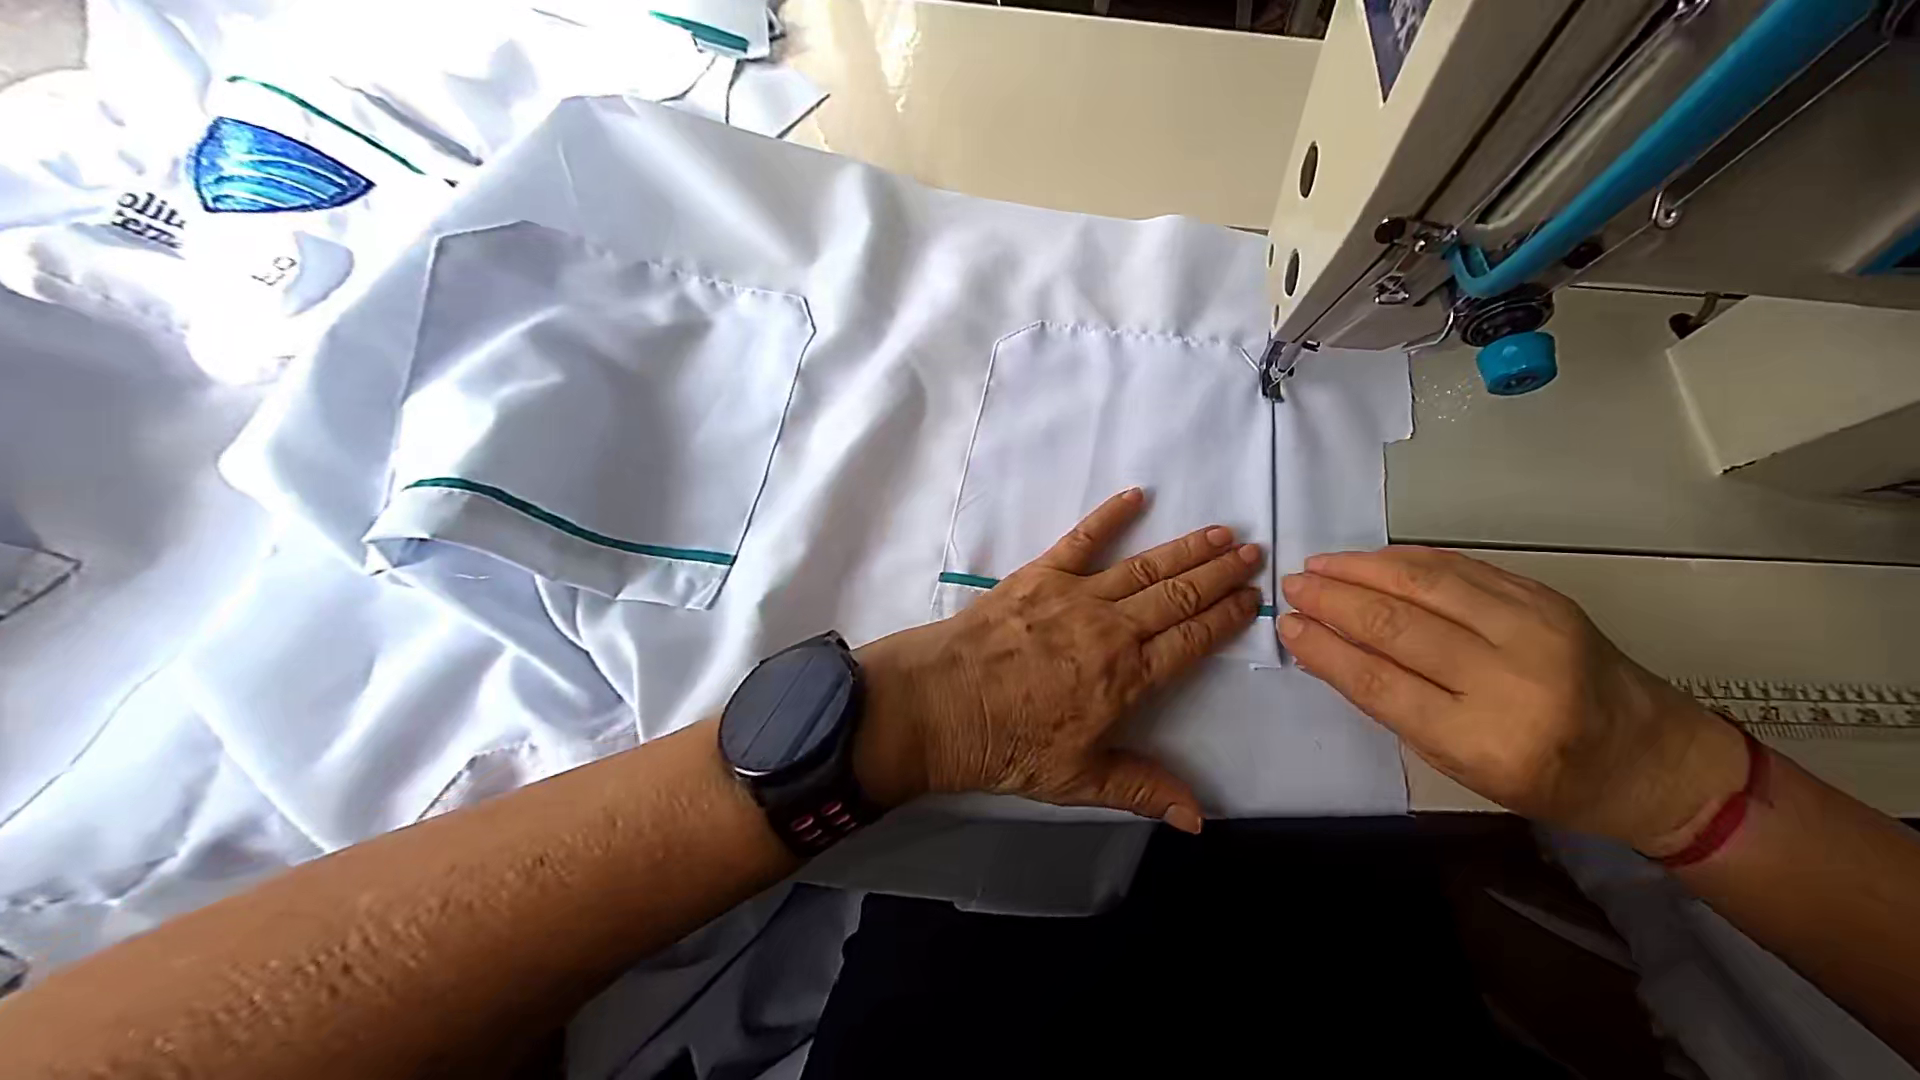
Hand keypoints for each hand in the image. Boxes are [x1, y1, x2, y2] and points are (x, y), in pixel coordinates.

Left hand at [851, 488, 1263, 832]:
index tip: (1252, 600)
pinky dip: (1109, 516)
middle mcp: (1111, 630)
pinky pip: (1082, 539)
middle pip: (1179, 597)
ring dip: (1186, 549)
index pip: (1192, 641)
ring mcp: (1074, 597)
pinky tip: (1136, 496)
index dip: (1227, 619)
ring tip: (1220, 534)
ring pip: (1144, 567)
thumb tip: (1201, 820)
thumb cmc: (1006, 745)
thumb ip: (1143, 789)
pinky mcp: (1038, 575)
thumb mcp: (1078, 780)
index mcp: (1127, 679)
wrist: (939, 705)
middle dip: (1220, 575)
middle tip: (1253, 554)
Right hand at [1278, 546, 1747, 854]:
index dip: (1323, 647)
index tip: (1287, 625)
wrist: (1653, 759)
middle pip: (1396, 625)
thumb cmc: (1540, 777)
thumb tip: (1324, 645)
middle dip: (1333, 600)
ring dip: (1360, 570)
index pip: (1378, 681)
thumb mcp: (1452, 758)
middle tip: (1293, 587)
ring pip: (1425, 585)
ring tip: (1318, 566)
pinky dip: (1404, 560)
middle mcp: (1513, 681)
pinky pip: (1460, 568)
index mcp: (1484, 740)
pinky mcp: (1547, 599)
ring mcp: (1537, 631)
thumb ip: (1387, 699)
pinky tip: (1369, 560)